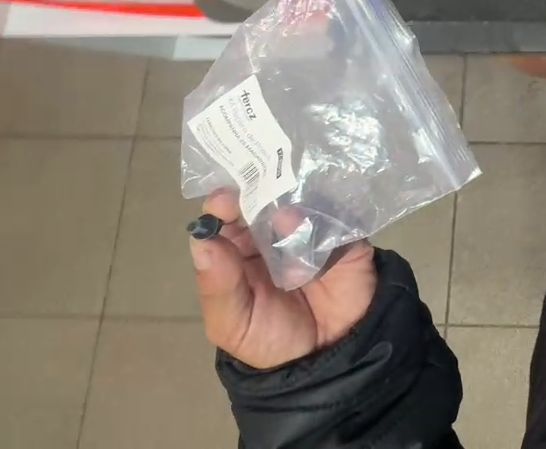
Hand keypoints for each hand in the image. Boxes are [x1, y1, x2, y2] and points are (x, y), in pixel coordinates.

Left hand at [190, 190, 377, 369]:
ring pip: (299, 200)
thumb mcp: (233, 323)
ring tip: (285, 215)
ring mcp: (310, 227)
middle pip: (263, 199)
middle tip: (259, 189)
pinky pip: (334, 214)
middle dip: (258, 191)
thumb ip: (218, 286)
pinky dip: (324, 213)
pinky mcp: (343, 230)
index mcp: (239, 249)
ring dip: (291, 201)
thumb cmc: (271, 339)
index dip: (223, 205)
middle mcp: (273, 230)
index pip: (226, 217)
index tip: (224, 200)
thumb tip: (201, 240)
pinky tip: (316, 222)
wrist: (330, 356)